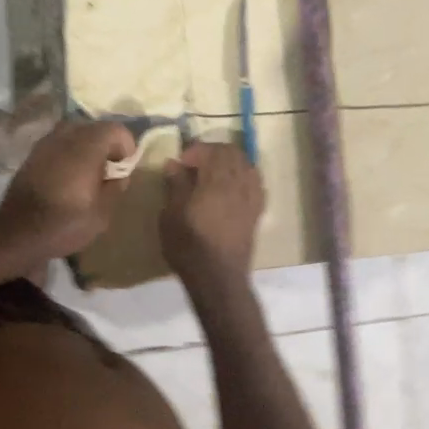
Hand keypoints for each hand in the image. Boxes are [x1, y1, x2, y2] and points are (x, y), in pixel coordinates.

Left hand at [0, 120, 137, 260]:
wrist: (17, 233)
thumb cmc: (66, 223)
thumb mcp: (103, 213)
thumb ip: (116, 186)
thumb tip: (118, 174)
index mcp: (88, 145)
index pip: (116, 130)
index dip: (126, 148)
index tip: (124, 170)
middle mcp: (66, 135)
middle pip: (94, 128)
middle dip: (106, 145)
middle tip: (108, 171)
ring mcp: (45, 143)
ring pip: (74, 134)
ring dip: (85, 148)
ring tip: (87, 174)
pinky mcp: (31, 155)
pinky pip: (57, 145)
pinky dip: (67, 155)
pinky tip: (67, 178)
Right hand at [160, 141, 264, 287]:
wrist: (218, 278)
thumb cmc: (189, 246)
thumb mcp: (171, 215)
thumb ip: (175, 185)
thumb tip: (174, 164)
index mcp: (217, 181)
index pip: (211, 150)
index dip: (195, 150)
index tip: (180, 162)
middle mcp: (239, 183)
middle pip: (233, 153)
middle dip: (213, 152)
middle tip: (195, 163)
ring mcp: (251, 197)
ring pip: (247, 165)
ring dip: (230, 162)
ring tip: (213, 173)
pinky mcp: (257, 211)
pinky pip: (255, 182)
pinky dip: (243, 176)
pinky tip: (231, 187)